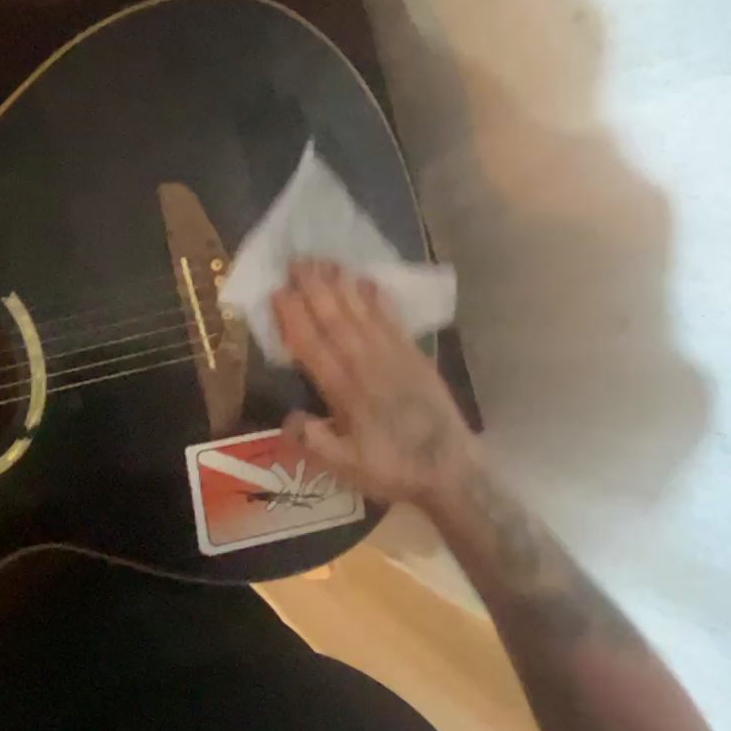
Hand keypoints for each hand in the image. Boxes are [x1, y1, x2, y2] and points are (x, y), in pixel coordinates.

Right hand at [271, 260, 481, 507]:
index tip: (278, 291)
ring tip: (325, 261)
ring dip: (342, 286)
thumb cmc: (393, 470)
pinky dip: (379, 299)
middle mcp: (366, 365)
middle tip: (297, 260)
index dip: (293, 318)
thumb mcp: (346, 468)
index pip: (312, 347)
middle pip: (336, 320)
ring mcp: (394, 357)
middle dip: (315, 289)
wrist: (451, 471)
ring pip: (362, 313)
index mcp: (344, 392)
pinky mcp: (415, 356)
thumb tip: (286, 417)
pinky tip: (368, 281)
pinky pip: (392, 320)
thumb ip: (314, 442)